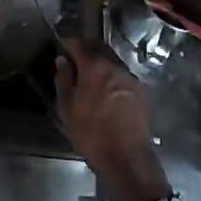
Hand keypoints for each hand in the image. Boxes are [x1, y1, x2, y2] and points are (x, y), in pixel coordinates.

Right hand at [54, 40, 170, 200]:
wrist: (126, 157)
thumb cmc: (91, 133)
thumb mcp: (68, 108)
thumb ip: (64, 80)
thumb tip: (62, 60)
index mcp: (95, 66)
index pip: (79, 44)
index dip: (68, 43)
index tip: (60, 46)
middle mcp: (115, 65)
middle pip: (99, 47)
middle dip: (85, 48)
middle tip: (74, 56)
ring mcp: (130, 77)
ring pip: (112, 59)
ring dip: (100, 60)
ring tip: (89, 72)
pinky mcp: (140, 90)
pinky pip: (121, 73)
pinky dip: (111, 73)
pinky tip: (105, 86)